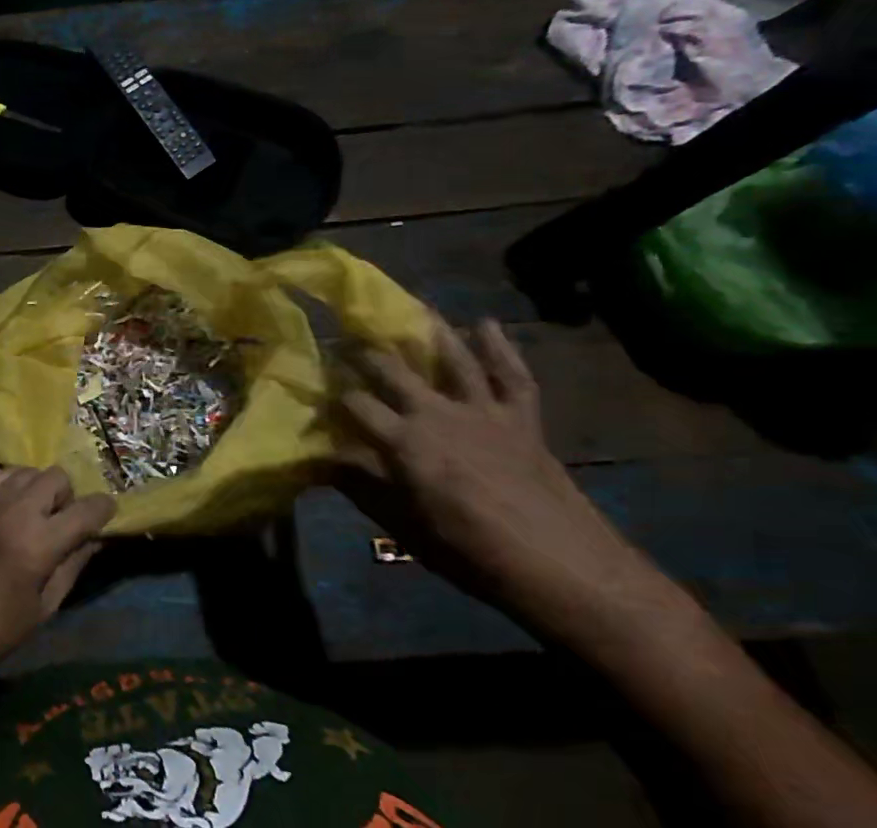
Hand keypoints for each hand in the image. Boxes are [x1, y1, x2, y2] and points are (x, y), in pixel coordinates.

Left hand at [0, 467, 114, 683]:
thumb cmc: (4, 625)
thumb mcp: (49, 603)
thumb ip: (75, 563)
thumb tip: (98, 537)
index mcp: (39, 544)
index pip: (85, 510)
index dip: (103, 510)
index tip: (109, 515)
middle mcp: (16, 513)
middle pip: (56, 477)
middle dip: (69, 496)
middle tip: (64, 523)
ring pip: (30, 470)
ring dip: (42, 487)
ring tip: (39, 514)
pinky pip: (3, 474)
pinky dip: (17, 483)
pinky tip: (17, 507)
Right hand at [337, 319, 657, 634]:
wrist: (564, 569)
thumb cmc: (470, 552)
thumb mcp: (401, 525)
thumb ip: (359, 486)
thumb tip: (318, 459)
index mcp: (404, 442)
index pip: (353, 404)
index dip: (330, 393)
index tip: (312, 386)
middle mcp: (438, 414)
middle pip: (392, 370)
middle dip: (362, 352)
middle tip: (343, 338)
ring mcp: (484, 412)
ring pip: (452, 359)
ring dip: (430, 331)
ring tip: (411, 307)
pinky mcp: (522, 420)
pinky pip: (512, 376)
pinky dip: (501, 347)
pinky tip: (485, 323)